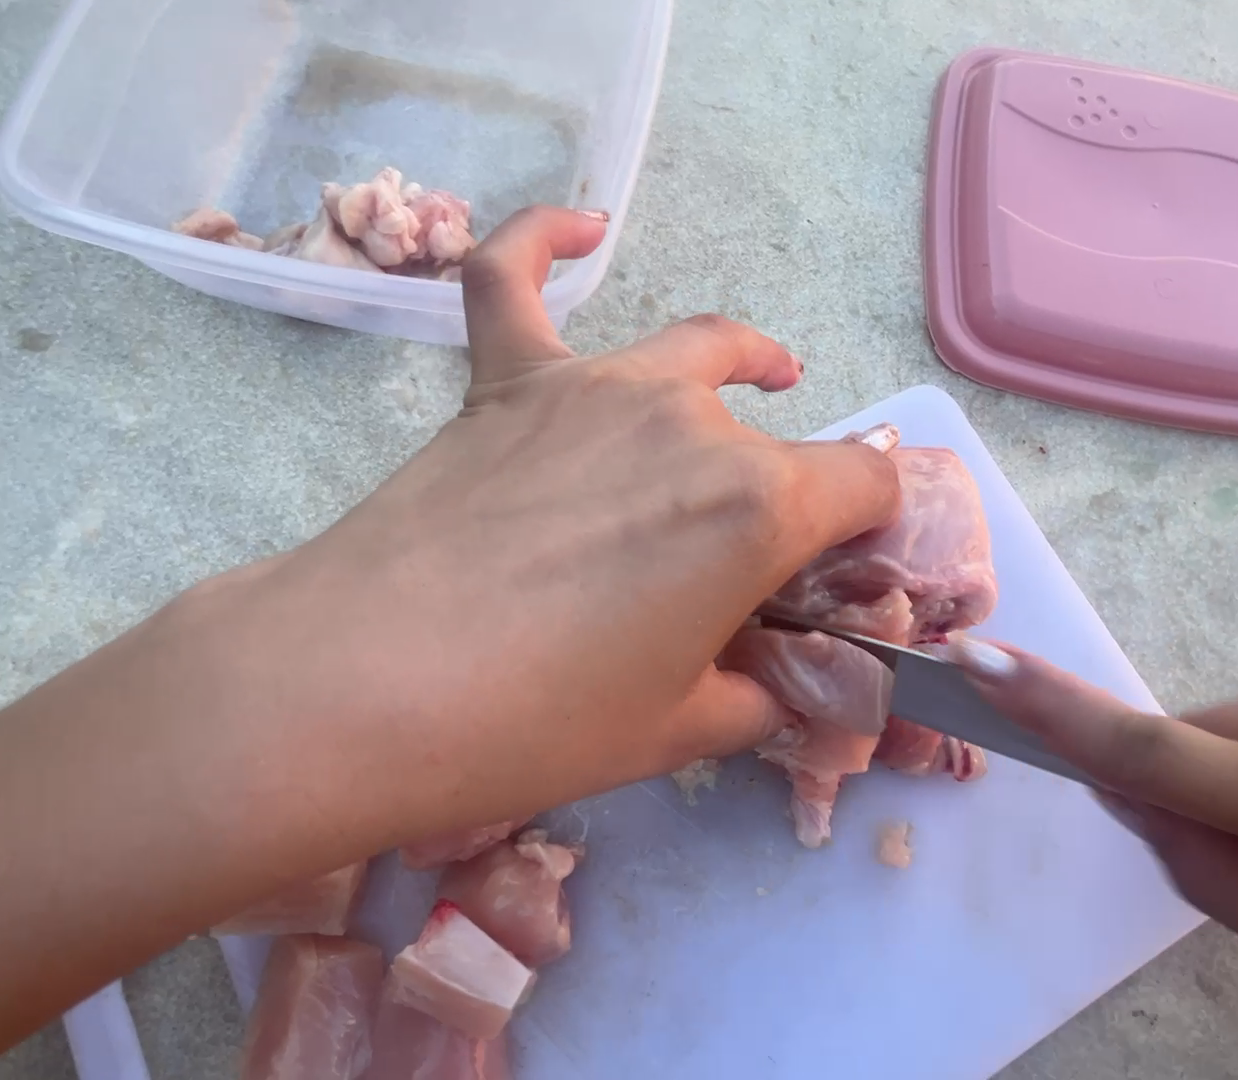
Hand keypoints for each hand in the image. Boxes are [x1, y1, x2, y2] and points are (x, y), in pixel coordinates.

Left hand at [0, 205, 899, 1079]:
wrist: (360, 689)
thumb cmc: (536, 727)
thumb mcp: (679, 733)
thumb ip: (758, 696)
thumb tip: (786, 680)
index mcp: (757, 508)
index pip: (869, 482)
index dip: (877, 522)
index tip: (854, 561)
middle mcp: (692, 424)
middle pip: (777, 441)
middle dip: (787, 497)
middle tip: (746, 565)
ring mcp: (596, 387)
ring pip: (696, 350)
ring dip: (741, 369)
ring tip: (765, 376)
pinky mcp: (508, 382)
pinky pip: (514, 278)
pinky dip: (544, 238)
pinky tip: (582, 222)